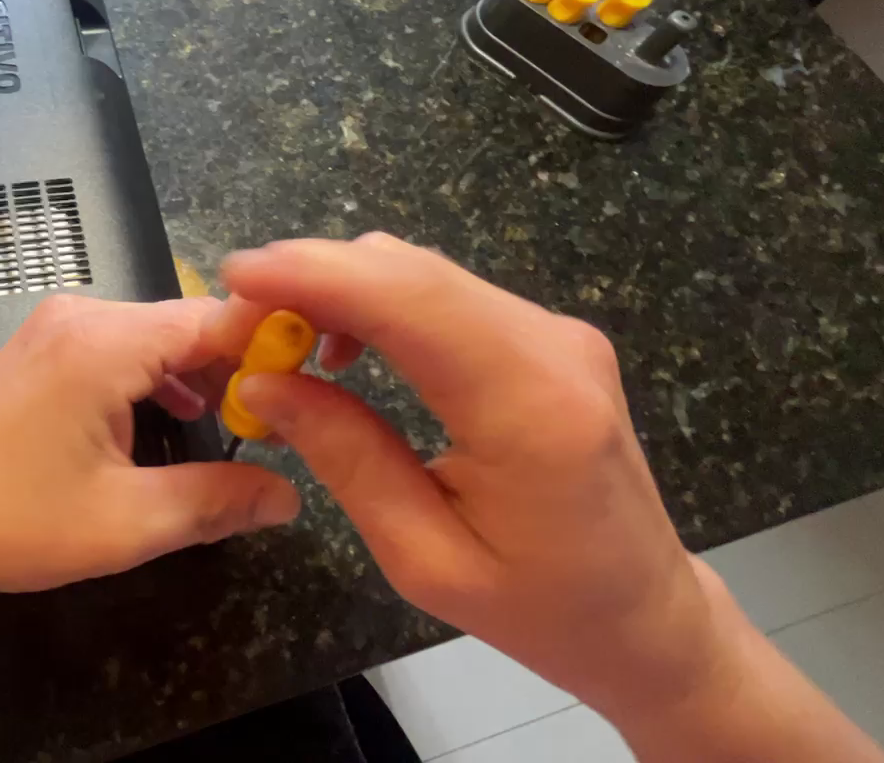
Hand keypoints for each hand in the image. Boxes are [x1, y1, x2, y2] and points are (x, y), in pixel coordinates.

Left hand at [0, 294, 300, 597]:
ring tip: (235, 417)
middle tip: (276, 415)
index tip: (306, 385)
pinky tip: (170, 412)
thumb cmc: (12, 521)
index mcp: (103, 344)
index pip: (212, 319)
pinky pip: (116, 345)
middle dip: (233, 365)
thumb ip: (215, 501)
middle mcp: (79, 316)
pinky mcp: (40, 346)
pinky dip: (151, 373)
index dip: (267, 346)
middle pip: (182, 323)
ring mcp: (53, 326)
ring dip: (193, 371)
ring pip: (151, 335)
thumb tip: (288, 496)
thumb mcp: (125, 521)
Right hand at [204, 235, 734, 720]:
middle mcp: (549, 344)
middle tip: (236, 322)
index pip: (412, 303)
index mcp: (530, 409)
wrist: (647, 614)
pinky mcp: (535, 331)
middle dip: (305, 277)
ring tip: (275, 337)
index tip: (236, 274)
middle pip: (405, 270)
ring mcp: (549, 329)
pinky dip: (367, 299)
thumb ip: (343, 456)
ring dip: (331, 286)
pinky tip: (338, 345)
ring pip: (414, 269)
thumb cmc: (540, 607)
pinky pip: (433, 290)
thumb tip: (262, 381)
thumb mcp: (421, 557)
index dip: (316, 274)